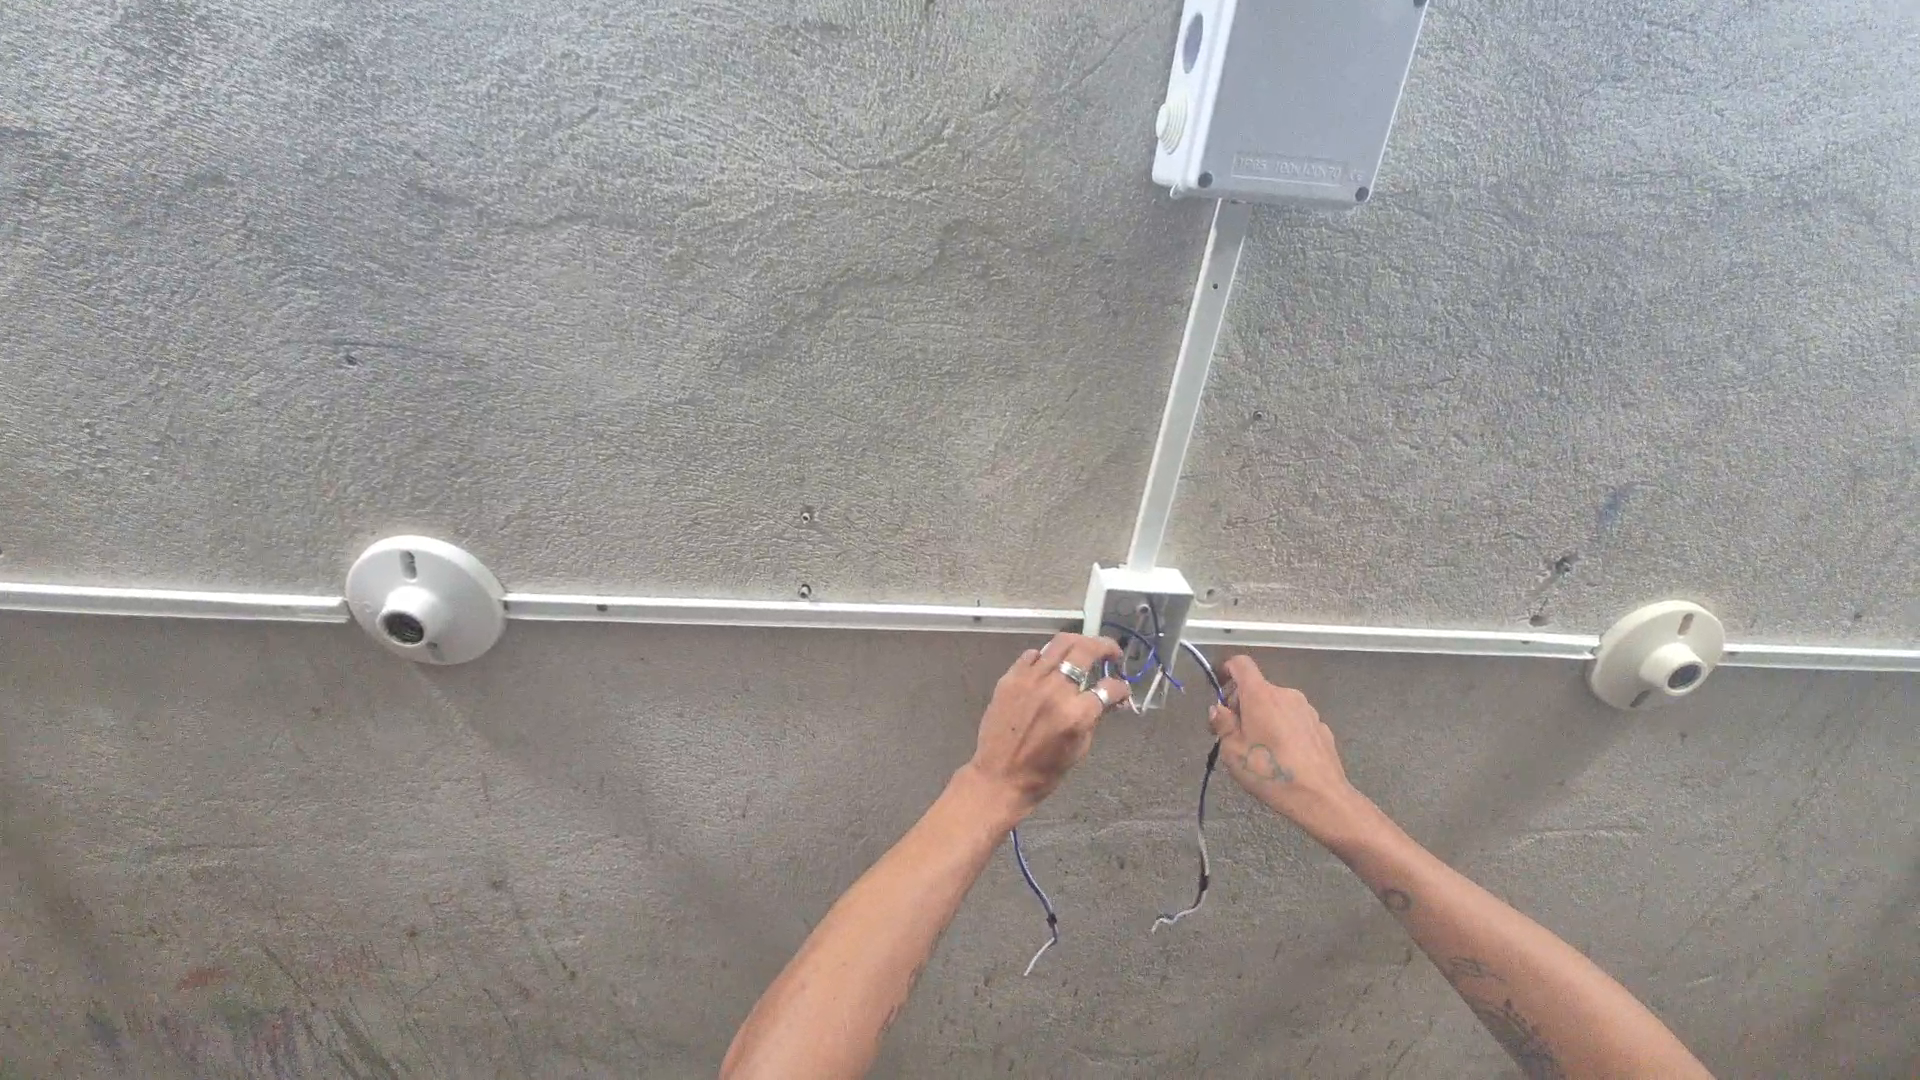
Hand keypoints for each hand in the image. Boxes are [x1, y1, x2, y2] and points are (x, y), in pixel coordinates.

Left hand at [961, 633, 1127, 824]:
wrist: (999, 776)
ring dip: (1078, 644)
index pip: (1109, 687)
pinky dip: (1046, 657)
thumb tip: (1108, 698)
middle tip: (1110, 652)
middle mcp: (1055, 690)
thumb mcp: (1079, 748)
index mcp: (1076, 714)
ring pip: (1060, 644)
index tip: (1121, 688)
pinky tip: (1049, 666)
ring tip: (1084, 650)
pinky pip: (1032, 655)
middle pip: (1085, 650)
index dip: (1121, 687)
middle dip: (1104, 646)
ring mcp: (1030, 680)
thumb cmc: (1044, 771)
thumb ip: (1094, 717)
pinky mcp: (1010, 678)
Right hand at [1208, 655, 1369, 841]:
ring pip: (1277, 704)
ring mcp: (1307, 710)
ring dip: (1265, 717)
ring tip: (1261, 748)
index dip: (1227, 670)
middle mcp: (1285, 694)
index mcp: (1260, 695)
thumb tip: (1218, 709)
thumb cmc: (1269, 772)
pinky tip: (1285, 755)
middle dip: (1243, 704)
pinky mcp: (1321, 726)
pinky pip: (1294, 719)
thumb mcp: (1232, 751)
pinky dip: (1284, 728)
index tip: (1221, 691)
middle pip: (1258, 688)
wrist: (1321, 797)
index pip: (1241, 664)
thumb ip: (1222, 724)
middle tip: (1235, 733)